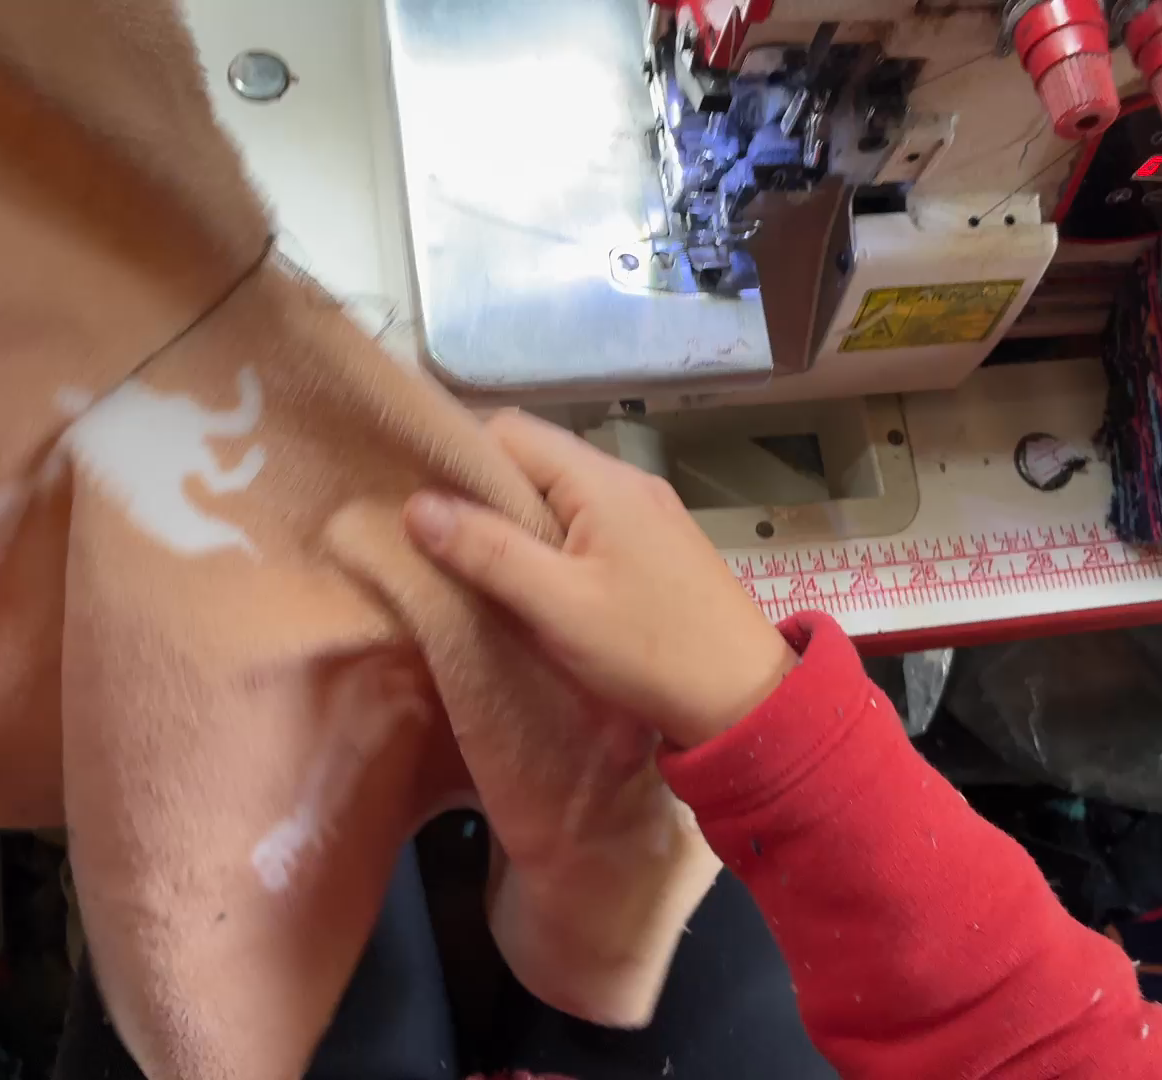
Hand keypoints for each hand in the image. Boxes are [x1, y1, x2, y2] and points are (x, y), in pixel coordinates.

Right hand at [404, 412, 795, 748]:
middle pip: (535, 458)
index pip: (510, 432)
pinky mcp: (654, 542)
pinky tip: (540, 578)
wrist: (745, 697)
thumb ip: (488, 551)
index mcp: (600, 479)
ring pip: (560, 492)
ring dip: (519, 519)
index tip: (426, 505)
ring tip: (486, 564)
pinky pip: (586, 519)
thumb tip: (416, 505)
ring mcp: (645, 510)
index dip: (461, 459)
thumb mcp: (558, 604)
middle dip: (485, 493)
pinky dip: (553, 538)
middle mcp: (625, 479)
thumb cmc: (648, 649)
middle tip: (448, 543)